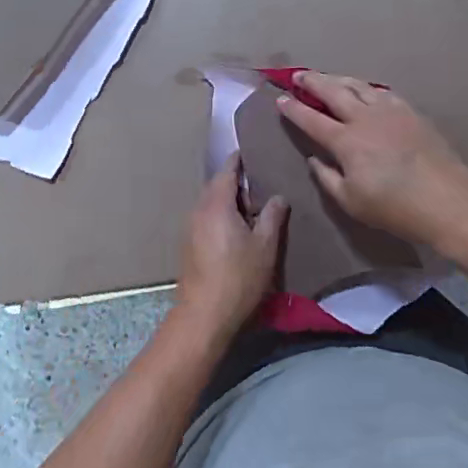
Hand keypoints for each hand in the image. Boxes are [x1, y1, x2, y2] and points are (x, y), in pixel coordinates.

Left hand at [175, 154, 287, 339]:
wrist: (204, 315)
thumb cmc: (239, 277)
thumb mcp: (265, 246)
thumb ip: (272, 217)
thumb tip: (278, 197)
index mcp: (216, 203)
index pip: (227, 170)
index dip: (240, 160)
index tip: (254, 152)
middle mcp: (199, 210)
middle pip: (218, 186)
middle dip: (238, 183)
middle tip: (262, 186)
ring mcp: (190, 228)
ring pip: (212, 204)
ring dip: (230, 202)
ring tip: (255, 209)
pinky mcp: (189, 245)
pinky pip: (207, 219)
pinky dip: (222, 217)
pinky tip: (238, 231)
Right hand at [276, 71, 467, 254]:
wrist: (448, 201)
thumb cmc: (395, 208)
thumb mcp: (351, 202)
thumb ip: (327, 177)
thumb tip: (314, 158)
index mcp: (346, 141)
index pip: (311, 119)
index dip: (293, 109)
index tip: (279, 99)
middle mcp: (364, 118)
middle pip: (332, 92)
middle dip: (312, 82)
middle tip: (297, 75)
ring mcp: (390, 111)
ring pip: (357, 86)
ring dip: (337, 79)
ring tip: (325, 77)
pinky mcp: (410, 112)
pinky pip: (381, 92)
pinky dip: (365, 87)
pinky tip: (363, 89)